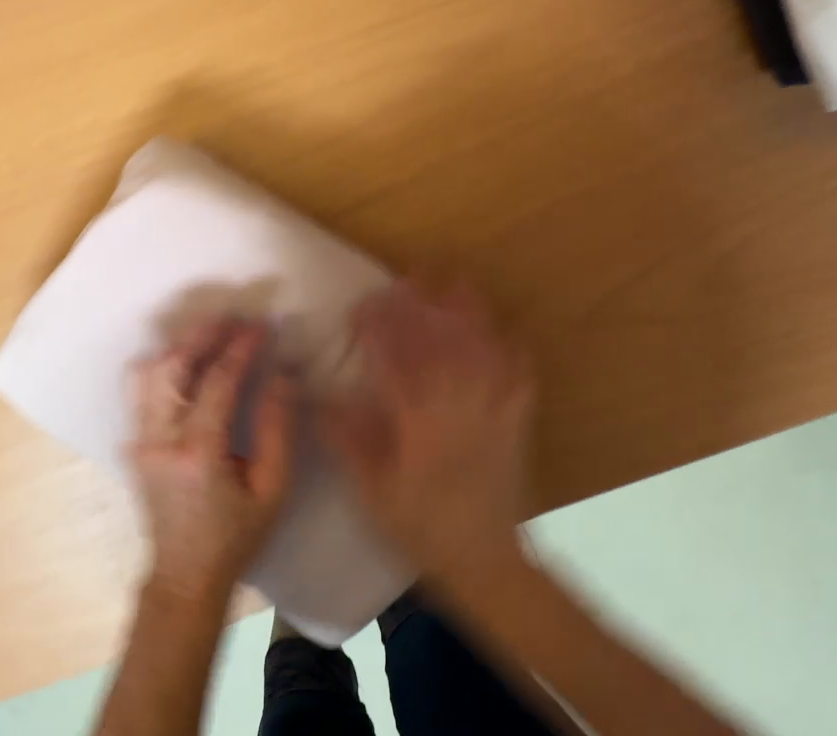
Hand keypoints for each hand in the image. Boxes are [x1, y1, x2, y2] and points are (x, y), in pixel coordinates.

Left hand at [129, 319, 296, 604]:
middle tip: (230, 318)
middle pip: (171, 368)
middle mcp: (159, 440)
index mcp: (198, 454)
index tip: (260, 326)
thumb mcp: (272, 491)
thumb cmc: (236, 537)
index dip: (239, 350)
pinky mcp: (132, 443)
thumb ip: (277, 431)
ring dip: (177, 346)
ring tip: (207, 334)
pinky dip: (159, 366)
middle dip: (202, 336)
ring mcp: (138, 440)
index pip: (217, 384)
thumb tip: (281, 376)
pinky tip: (181, 359)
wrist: (184, 575)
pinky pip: (137, 391)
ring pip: (147, 374)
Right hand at [322, 278, 536, 593]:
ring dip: (465, 312)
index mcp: (417, 419)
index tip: (362, 306)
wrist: (486, 561)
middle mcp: (457, 404)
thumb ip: (347, 438)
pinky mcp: (516, 421)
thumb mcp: (372, 488)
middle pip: (439, 340)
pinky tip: (504, 332)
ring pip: (479, 347)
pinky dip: (511, 349)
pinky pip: (519, 374)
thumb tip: (318, 397)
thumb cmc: (421, 525)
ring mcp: (493, 409)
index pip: (394, 357)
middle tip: (408, 275)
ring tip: (452, 283)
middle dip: (422, 304)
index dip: (377, 326)